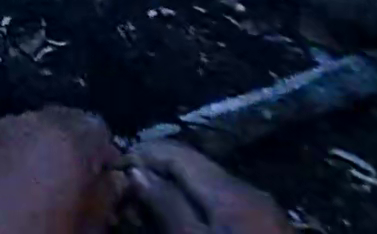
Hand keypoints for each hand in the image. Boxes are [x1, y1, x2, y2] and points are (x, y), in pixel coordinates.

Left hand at [0, 107, 123, 233]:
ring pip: (39, 121)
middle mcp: (38, 122)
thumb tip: (112, 180)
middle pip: (68, 118)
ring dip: (49, 141)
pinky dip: (23, 144)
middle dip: (78, 143)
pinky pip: (13, 130)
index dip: (106, 154)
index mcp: (69, 143)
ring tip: (46, 178)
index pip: (99, 128)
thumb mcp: (86, 230)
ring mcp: (7, 123)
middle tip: (79, 179)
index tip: (106, 181)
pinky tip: (17, 176)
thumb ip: (104, 199)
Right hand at [128, 141, 291, 233]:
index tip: (114, 168)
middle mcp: (249, 193)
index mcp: (232, 191)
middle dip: (157, 173)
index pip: (176, 151)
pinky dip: (196, 209)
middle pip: (192, 168)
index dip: (142, 153)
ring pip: (206, 188)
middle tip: (128, 192)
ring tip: (148, 209)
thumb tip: (138, 172)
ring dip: (175, 192)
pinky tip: (181, 224)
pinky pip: (222, 209)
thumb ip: (166, 204)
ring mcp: (263, 216)